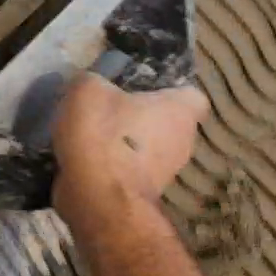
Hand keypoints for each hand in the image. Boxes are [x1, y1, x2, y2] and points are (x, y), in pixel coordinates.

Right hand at [50, 74, 206, 232]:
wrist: (97, 195)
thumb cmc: (102, 134)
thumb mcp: (86, 88)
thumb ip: (95, 80)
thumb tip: (95, 85)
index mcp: (180, 111)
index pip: (190, 94)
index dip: (166, 88)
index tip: (137, 86)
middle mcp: (184, 141)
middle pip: (166, 121)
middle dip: (140, 115)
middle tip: (106, 107)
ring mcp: (168, 171)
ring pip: (148, 146)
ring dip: (125, 141)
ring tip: (90, 134)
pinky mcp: (145, 191)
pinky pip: (130, 167)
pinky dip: (112, 162)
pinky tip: (85, 156)